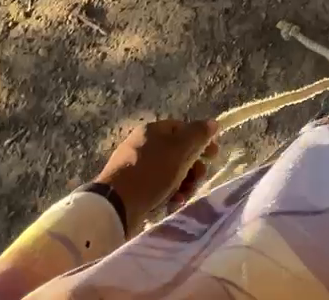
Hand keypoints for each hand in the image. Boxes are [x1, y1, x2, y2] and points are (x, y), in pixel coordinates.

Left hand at [93, 118, 218, 224]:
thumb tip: (212, 123)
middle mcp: (141, 146)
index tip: (213, 156)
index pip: (183, 128)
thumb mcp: (180, 149)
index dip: (201, 140)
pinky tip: (173, 203)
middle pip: (177, 152)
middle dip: (193, 166)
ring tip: (186, 194)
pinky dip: (168, 193)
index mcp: (152, 130)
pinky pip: (156, 187)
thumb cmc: (152, 171)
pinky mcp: (129, 189)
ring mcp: (134, 168)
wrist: (115, 207)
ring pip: (168, 171)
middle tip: (200, 178)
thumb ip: (198, 134)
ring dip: (183, 182)